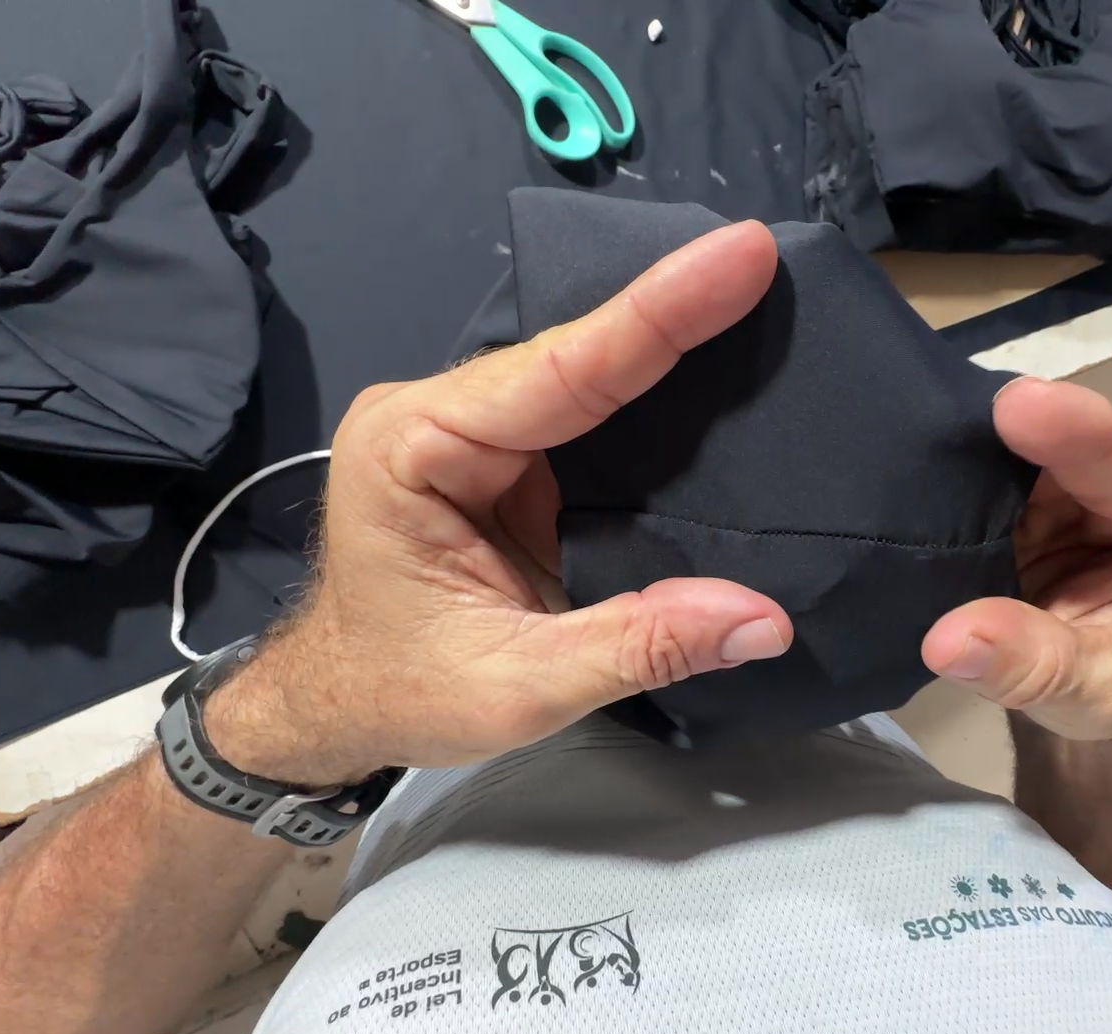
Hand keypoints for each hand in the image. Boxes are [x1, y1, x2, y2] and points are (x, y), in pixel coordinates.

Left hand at [206, 223, 794, 784]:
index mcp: (418, 448)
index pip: (561, 371)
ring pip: (584, 373)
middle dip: (670, 309)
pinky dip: (651, 394)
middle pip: (575, 353)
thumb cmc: (403, 692)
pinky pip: (588, 414)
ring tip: (751, 297)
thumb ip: (642, 646)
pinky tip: (709, 373)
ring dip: (666, 340)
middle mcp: (441, 417)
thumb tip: (766, 621)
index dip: (660, 312)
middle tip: (760, 263)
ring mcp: (473, 434)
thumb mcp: (522, 685)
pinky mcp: (506, 461)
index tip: (742, 254)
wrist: (344, 702)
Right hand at [921, 378, 1111, 740]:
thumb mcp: (1083, 690)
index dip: (1073, 433)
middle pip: (1054, 431)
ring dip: (951, 442)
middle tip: (921, 424)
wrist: (1069, 691)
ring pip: (1000, 436)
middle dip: (991, 427)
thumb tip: (946, 641)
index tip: (1016, 407)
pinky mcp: (1008, 485)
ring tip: (897, 443)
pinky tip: (897, 459)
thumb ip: (1028, 665)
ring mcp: (1057, 474)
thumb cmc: (1106, 686)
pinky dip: (933, 466)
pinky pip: (966, 460)